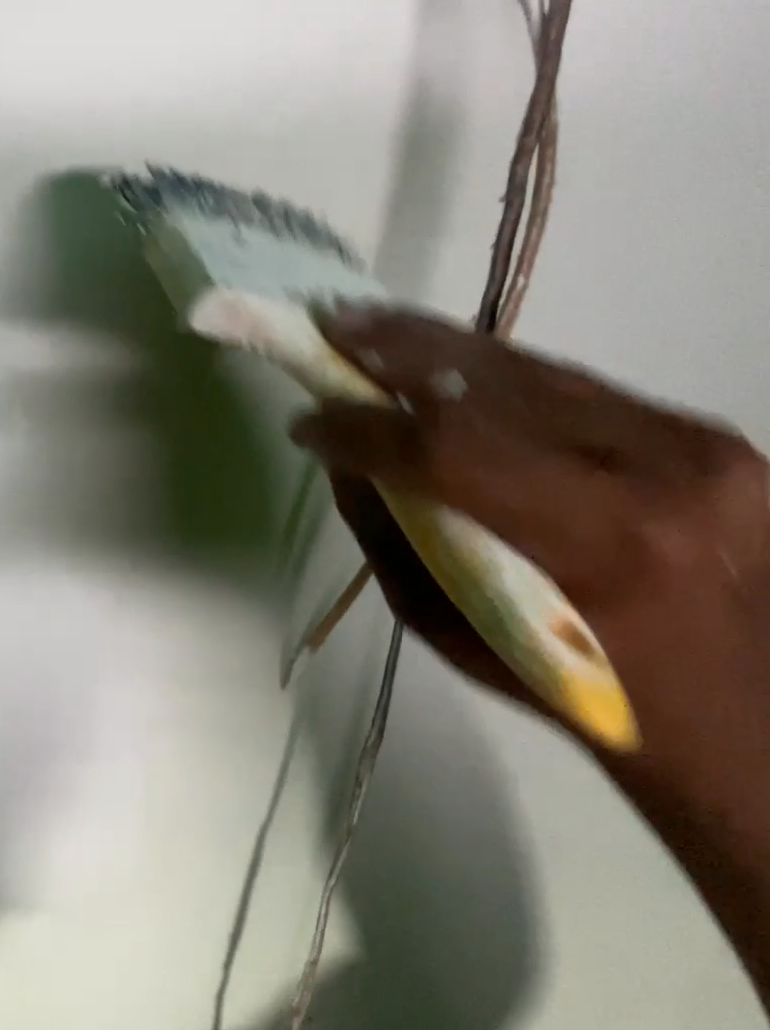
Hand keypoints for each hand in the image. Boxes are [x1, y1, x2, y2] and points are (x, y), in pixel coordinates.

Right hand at [292, 306, 769, 788]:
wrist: (759, 705)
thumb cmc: (581, 690)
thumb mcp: (458, 632)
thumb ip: (398, 540)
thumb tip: (349, 463)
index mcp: (593, 545)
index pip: (448, 453)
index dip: (363, 429)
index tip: (305, 422)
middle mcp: (656, 473)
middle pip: (494, 388)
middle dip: (396, 353)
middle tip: (329, 324)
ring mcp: (693, 442)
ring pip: (535, 374)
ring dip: (440, 346)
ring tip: (371, 325)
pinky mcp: (702, 430)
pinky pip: (573, 388)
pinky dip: (494, 372)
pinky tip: (443, 357)